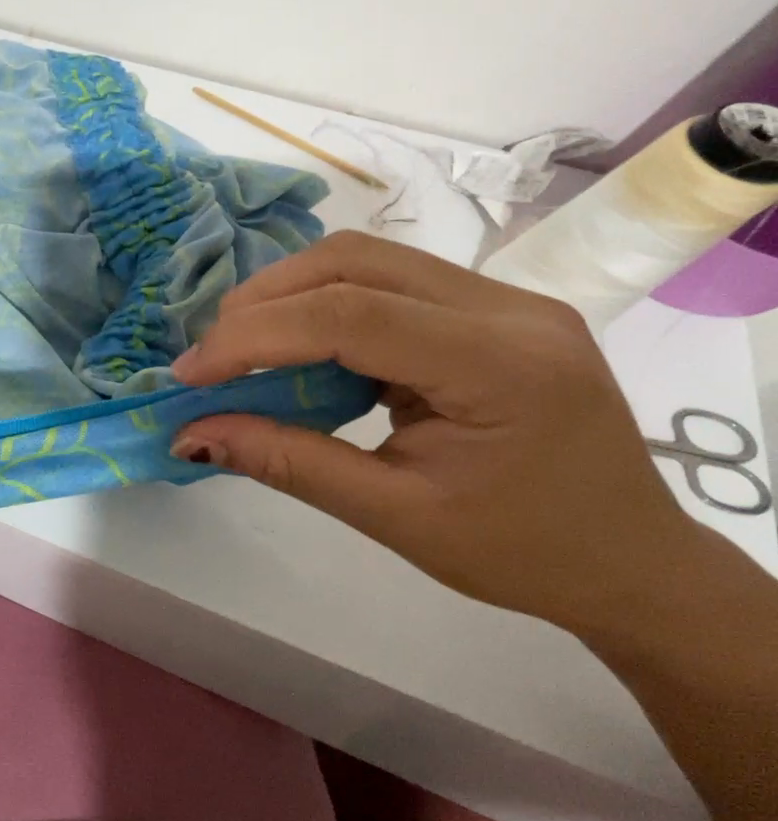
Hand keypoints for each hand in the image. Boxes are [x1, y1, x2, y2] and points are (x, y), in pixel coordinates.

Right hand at [168, 232, 701, 635]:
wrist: (631, 562)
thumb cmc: (522, 552)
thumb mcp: (395, 516)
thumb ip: (287, 463)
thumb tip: (188, 436)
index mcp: (503, 366)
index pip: (350, 315)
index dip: (253, 335)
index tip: (189, 376)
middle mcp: (509, 309)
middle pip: (351, 261)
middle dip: (261, 302)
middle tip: (210, 359)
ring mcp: (505, 299)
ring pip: (362, 258)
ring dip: (286, 294)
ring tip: (242, 349)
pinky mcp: (490, 307)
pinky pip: (384, 279)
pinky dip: (320, 303)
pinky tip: (298, 347)